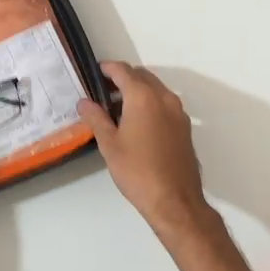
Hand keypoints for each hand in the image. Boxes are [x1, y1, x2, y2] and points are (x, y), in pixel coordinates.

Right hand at [78, 62, 211, 236]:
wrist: (175, 201)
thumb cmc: (137, 171)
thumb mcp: (109, 144)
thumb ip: (96, 118)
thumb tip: (84, 102)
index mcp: (143, 97)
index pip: (123, 71)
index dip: (107, 68)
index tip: (94, 72)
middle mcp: (164, 98)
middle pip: (141, 76)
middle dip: (122, 79)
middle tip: (102, 92)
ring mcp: (178, 112)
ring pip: (155, 89)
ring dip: (137, 91)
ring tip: (116, 109)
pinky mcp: (185, 127)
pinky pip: (164, 104)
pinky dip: (149, 103)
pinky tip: (136, 123)